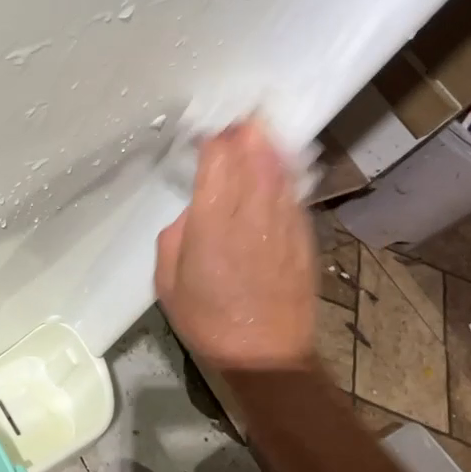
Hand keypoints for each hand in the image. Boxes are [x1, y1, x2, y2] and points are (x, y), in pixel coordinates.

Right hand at [154, 118, 316, 370]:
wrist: (264, 355)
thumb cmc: (206, 319)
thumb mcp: (168, 279)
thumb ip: (179, 235)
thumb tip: (196, 212)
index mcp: (211, 225)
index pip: (217, 164)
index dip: (214, 142)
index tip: (208, 133)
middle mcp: (250, 216)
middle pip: (252, 159)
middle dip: (246, 134)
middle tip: (242, 116)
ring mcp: (282, 225)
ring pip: (278, 172)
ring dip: (270, 146)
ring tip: (264, 127)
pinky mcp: (303, 238)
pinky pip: (294, 195)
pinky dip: (287, 174)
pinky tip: (283, 163)